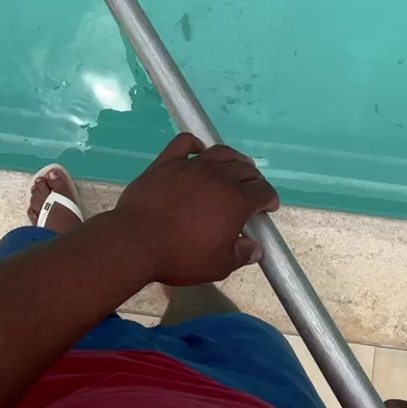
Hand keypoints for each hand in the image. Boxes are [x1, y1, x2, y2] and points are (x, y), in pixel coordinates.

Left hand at [103, 133, 278, 285]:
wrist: (137, 241)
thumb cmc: (180, 256)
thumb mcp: (218, 265)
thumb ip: (241, 255)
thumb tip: (254, 249)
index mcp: (236, 200)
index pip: (263, 192)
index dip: (269, 199)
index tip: (267, 206)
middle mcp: (218, 176)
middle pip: (245, 168)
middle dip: (253, 179)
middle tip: (251, 189)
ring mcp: (191, 165)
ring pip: (220, 152)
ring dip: (233, 158)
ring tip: (234, 166)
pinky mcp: (166, 161)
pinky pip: (185, 142)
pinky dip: (195, 143)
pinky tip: (198, 150)